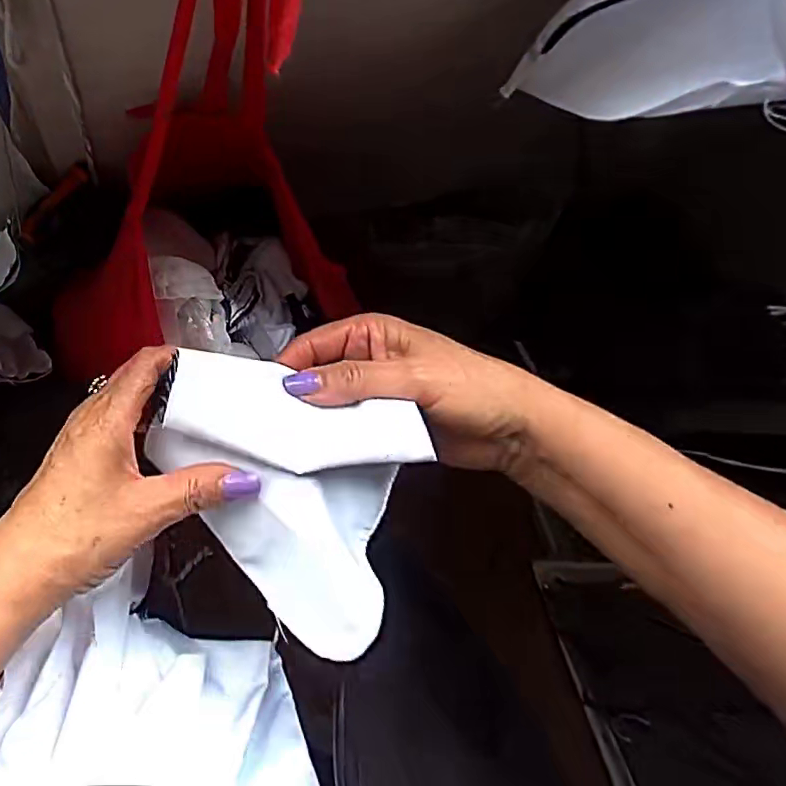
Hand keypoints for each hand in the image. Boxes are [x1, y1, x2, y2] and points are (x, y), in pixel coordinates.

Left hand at [0, 346, 254, 680]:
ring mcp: (79, 438)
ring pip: (121, 402)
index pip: (144, 363)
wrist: (18, 570)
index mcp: (106, 418)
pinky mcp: (75, 459)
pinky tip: (152, 454)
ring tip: (183, 421)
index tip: (201, 362)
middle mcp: (88, 420)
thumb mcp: (146, 510)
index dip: (174, 355)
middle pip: (133, 378)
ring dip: (152, 403)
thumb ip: (197, 489)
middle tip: (200, 391)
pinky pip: (111, 425)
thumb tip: (237, 478)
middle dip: (168, 378)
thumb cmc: (64, 537)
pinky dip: (137, 426)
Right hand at [276, 313, 547, 476]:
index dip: (291, 366)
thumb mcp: (413, 377)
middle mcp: (369, 360)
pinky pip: (350, 431)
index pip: (316, 344)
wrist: (513, 429)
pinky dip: (339, 441)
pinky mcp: (383, 424)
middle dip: (302, 396)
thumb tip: (306, 383)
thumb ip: (357, 379)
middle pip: (319, 375)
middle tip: (282, 420)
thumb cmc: (477, 386)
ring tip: (301, 439)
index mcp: (372, 333)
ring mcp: (376, 393)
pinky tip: (330, 452)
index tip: (271, 392)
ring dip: (320, 421)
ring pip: (332, 405)